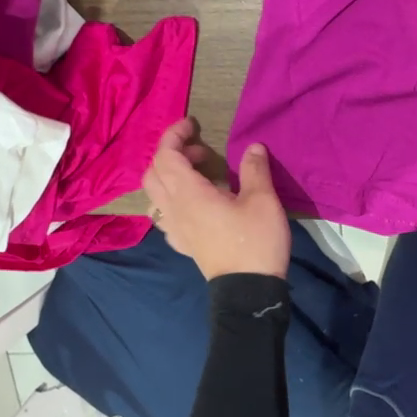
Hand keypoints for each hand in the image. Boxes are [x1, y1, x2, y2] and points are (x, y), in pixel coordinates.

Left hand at [141, 117, 290, 279]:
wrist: (249, 291)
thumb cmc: (255, 241)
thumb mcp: (263, 200)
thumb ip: (254, 169)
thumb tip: (253, 147)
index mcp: (189, 193)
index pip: (165, 155)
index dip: (174, 135)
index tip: (193, 125)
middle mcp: (174, 209)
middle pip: (153, 173)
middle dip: (172, 154)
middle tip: (202, 152)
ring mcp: (175, 230)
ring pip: (156, 196)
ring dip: (169, 178)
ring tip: (198, 178)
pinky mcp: (184, 245)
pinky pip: (166, 217)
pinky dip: (174, 202)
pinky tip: (195, 206)